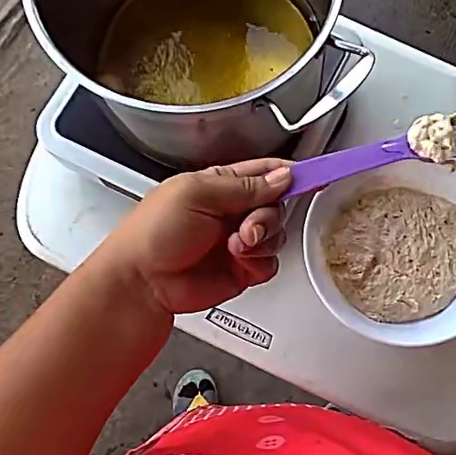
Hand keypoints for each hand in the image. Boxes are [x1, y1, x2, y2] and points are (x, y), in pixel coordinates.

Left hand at [89, 158, 291, 315]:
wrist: (141, 282)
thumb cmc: (153, 233)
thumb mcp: (196, 194)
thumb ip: (243, 186)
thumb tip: (282, 177)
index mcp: (219, 183)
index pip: (265, 172)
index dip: (289, 174)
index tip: (314, 176)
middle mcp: (231, 211)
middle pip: (276, 205)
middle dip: (268, 215)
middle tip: (248, 226)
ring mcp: (237, 241)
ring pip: (276, 234)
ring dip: (263, 239)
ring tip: (235, 245)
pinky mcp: (241, 270)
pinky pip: (270, 262)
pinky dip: (260, 262)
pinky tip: (239, 261)